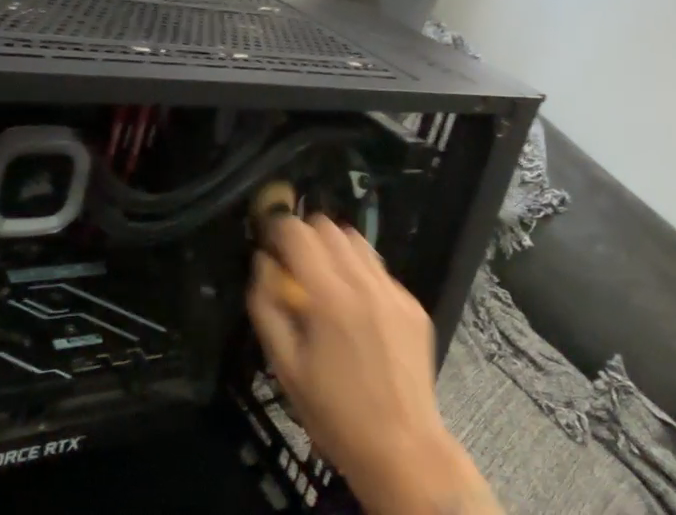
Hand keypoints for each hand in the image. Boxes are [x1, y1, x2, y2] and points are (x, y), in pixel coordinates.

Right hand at [248, 215, 497, 514]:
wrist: (401, 448)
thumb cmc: (333, 413)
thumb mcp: (284, 366)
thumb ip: (266, 307)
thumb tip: (262, 264)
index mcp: (329, 298)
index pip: (298, 232)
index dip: (277, 229)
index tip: (268, 243)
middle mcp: (365, 284)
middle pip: (329, 227)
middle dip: (306, 237)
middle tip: (293, 266)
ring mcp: (394, 293)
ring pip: (358, 242)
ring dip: (335, 250)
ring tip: (324, 282)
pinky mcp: (413, 306)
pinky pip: (379, 271)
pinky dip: (360, 275)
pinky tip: (355, 309)